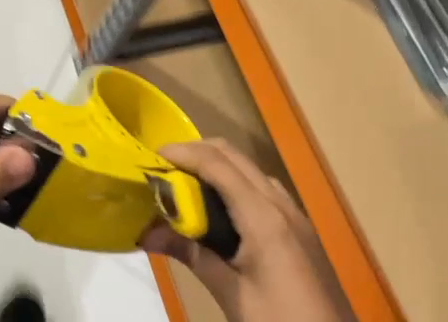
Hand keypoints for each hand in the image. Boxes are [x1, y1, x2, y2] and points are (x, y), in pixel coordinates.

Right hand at [140, 140, 351, 321]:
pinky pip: (263, 189)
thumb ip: (192, 255)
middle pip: (233, 156)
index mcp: (263, 217)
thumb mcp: (232, 296)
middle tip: (163, 169)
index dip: (182, 153)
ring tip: (186, 187)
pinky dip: (235, 184)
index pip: (216, 163)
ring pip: (249, 170)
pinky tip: (221, 211)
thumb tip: (146, 233)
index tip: (151, 157)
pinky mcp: (301, 230)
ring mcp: (295, 215)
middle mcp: (280, 204)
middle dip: (196, 153)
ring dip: (216, 166)